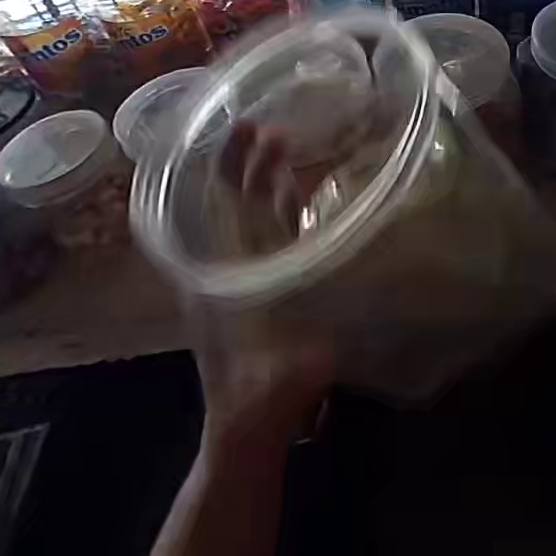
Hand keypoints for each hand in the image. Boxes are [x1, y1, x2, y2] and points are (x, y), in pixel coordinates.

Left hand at [192, 124, 333, 454]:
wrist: (247, 427)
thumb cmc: (261, 396)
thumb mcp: (286, 371)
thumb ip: (310, 348)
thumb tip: (332, 321)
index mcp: (223, 270)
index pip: (223, 203)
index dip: (232, 164)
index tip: (245, 129)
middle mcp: (229, 262)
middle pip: (238, 201)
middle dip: (251, 164)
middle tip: (271, 127)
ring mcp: (246, 271)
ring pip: (254, 215)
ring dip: (266, 181)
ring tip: (281, 144)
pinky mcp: (263, 282)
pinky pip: (270, 236)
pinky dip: (281, 210)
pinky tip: (292, 190)